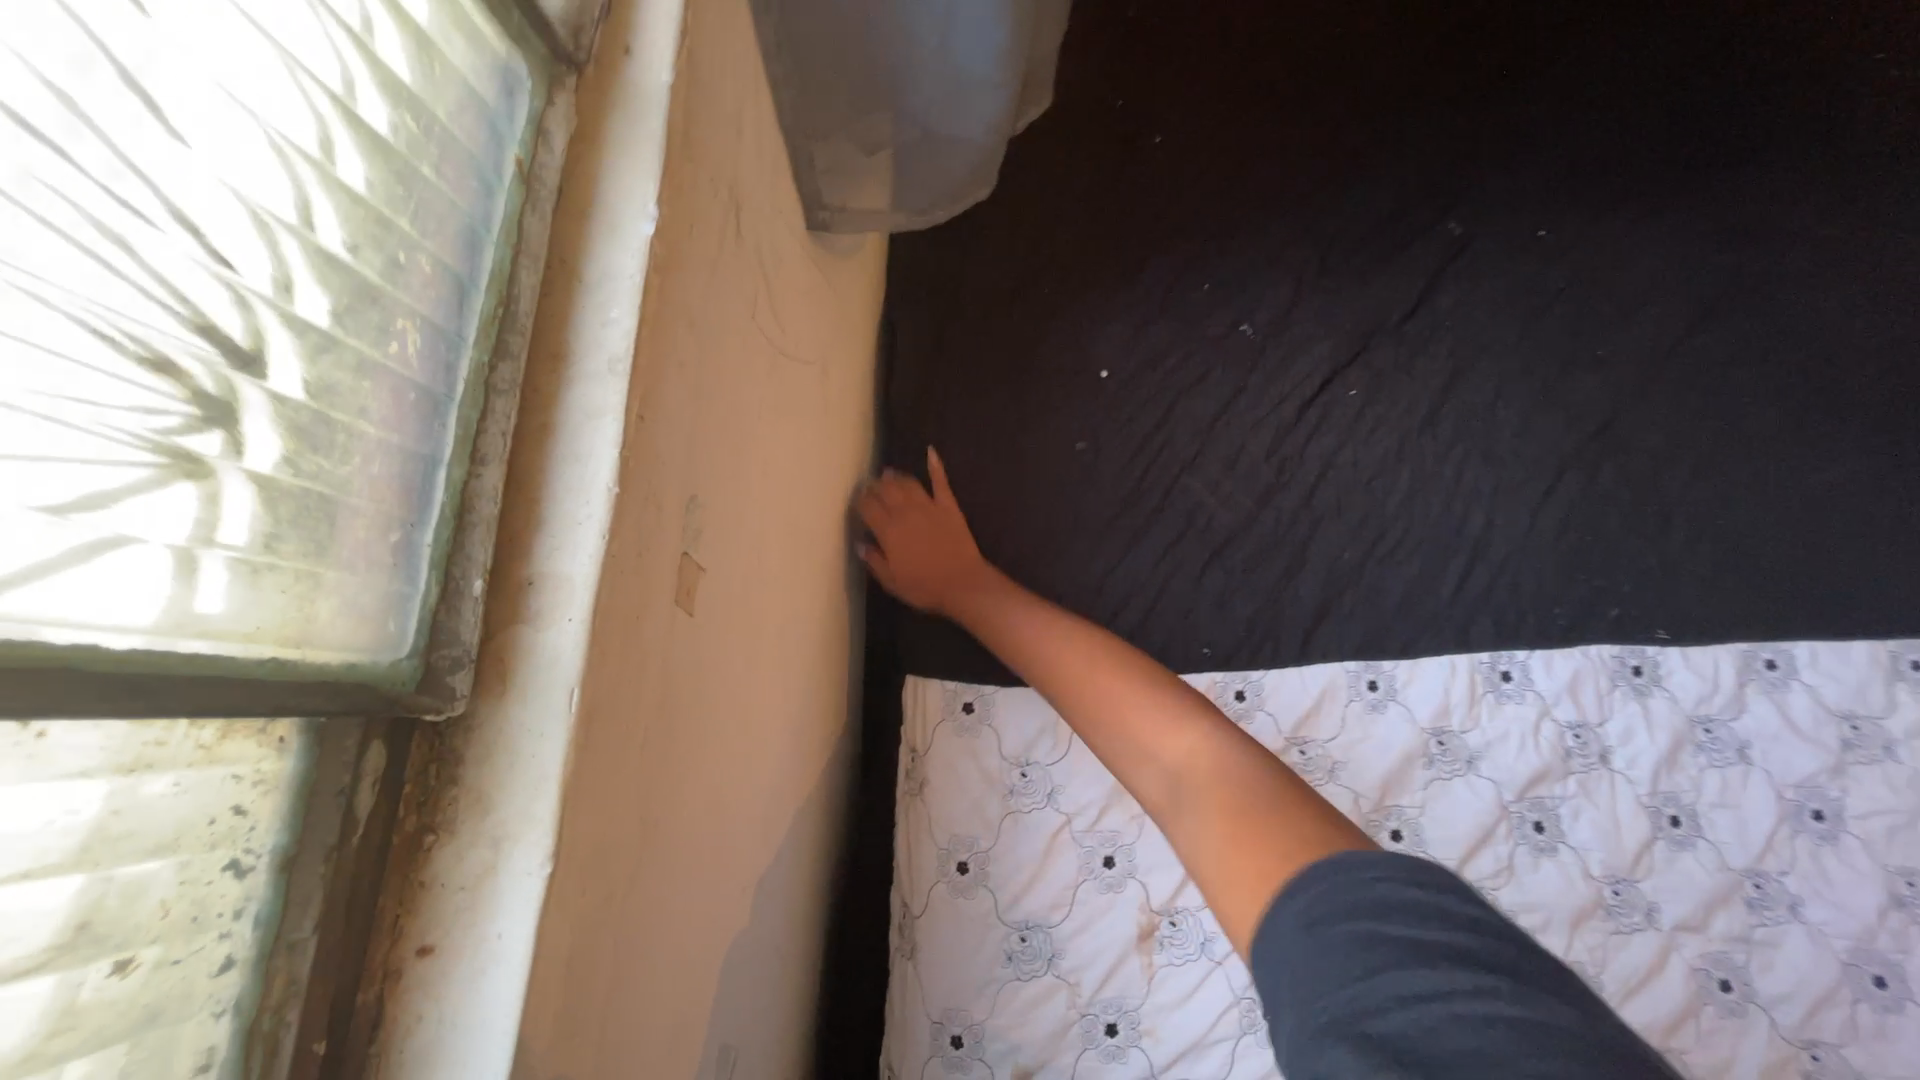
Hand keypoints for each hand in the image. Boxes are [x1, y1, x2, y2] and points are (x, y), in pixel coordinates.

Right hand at [857, 447, 992, 616]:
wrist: (963, 583)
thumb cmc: (924, 587)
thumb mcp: (891, 581)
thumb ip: (874, 560)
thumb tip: (860, 543)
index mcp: (888, 530)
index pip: (867, 507)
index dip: (859, 501)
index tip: (856, 501)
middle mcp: (905, 512)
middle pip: (885, 490)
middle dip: (874, 486)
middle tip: (870, 486)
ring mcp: (928, 506)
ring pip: (908, 483)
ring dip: (896, 476)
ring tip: (888, 474)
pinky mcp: (949, 506)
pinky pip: (940, 481)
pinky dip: (935, 465)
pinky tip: (930, 452)